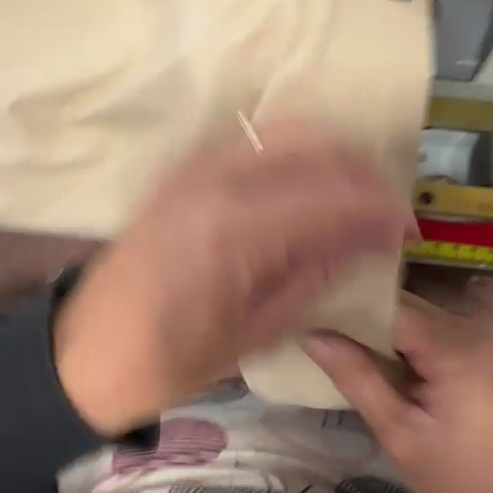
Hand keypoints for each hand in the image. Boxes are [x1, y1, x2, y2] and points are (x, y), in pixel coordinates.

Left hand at [54, 120, 415, 435]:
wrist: (84, 353)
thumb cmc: (169, 361)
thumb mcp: (253, 334)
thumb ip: (313, 276)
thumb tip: (367, 241)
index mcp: (237, 232)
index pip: (333, 199)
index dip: (380, 210)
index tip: (408, 228)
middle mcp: (216, 182)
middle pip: (315, 148)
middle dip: (363, 172)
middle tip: (386, 210)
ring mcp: (193, 167)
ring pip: (284, 131)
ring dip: (330, 152)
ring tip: (354, 192)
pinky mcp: (180, 168)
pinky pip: (249, 138)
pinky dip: (289, 149)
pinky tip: (306, 180)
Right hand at [303, 292, 492, 492]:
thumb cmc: (455, 478)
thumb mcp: (397, 432)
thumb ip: (356, 377)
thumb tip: (311, 335)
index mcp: (452, 346)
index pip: (387, 306)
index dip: (344, 306)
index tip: (301, 311)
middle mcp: (464, 329)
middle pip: (397, 305)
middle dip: (353, 314)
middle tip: (306, 324)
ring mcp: (468, 339)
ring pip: (405, 316)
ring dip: (369, 327)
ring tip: (322, 335)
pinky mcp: (466, 353)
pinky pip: (418, 333)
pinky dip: (389, 340)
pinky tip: (357, 352)